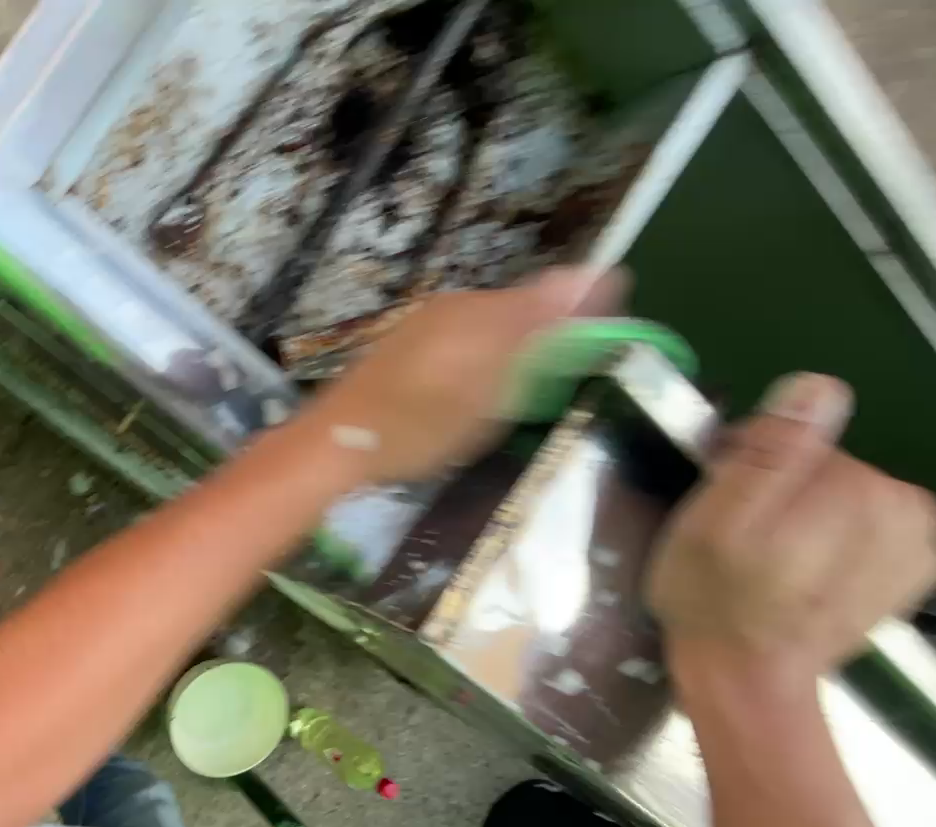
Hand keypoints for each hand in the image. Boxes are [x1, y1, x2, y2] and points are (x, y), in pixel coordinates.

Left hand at [298, 267, 625, 482]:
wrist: (334, 442)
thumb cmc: (416, 429)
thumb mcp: (490, 395)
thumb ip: (543, 335)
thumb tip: (600, 275)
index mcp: (484, 312)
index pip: (557, 298)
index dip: (576, 329)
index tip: (585, 362)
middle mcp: (455, 304)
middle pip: (519, 310)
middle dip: (535, 342)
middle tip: (534, 391)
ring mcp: (423, 319)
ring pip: (485, 326)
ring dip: (500, 353)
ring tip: (493, 399)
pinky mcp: (401, 338)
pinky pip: (454, 338)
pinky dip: (466, 361)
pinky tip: (455, 394)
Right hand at [647, 373, 935, 692]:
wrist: (748, 675)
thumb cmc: (713, 598)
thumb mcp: (715, 523)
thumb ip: (768, 454)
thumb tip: (815, 388)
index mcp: (854, 485)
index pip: (790, 439)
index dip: (740, 467)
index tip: (713, 509)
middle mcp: (905, 504)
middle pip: (821, 468)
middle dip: (774, 493)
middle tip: (733, 540)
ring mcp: (918, 542)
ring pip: (842, 496)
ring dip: (803, 517)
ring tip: (769, 561)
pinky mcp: (913, 569)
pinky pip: (867, 528)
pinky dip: (834, 541)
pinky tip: (805, 573)